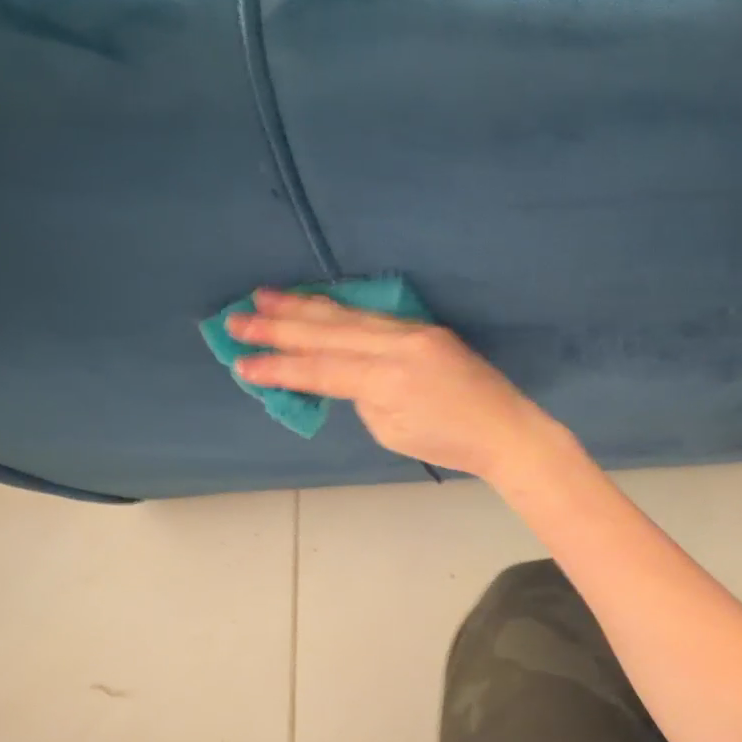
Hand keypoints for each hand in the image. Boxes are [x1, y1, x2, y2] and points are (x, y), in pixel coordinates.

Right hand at [228, 289, 565, 481]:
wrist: (506, 430)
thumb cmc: (450, 443)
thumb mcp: (392, 431)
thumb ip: (362, 396)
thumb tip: (345, 373)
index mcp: (388, 379)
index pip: (321, 368)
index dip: (280, 366)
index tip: (241, 362)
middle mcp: (399, 346)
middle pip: (330, 332)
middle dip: (281, 326)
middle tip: (236, 319)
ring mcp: (416, 332)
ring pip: (351, 315)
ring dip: (306, 307)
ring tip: (265, 297)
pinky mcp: (428, 329)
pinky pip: (376, 316)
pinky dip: (342, 310)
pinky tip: (318, 304)